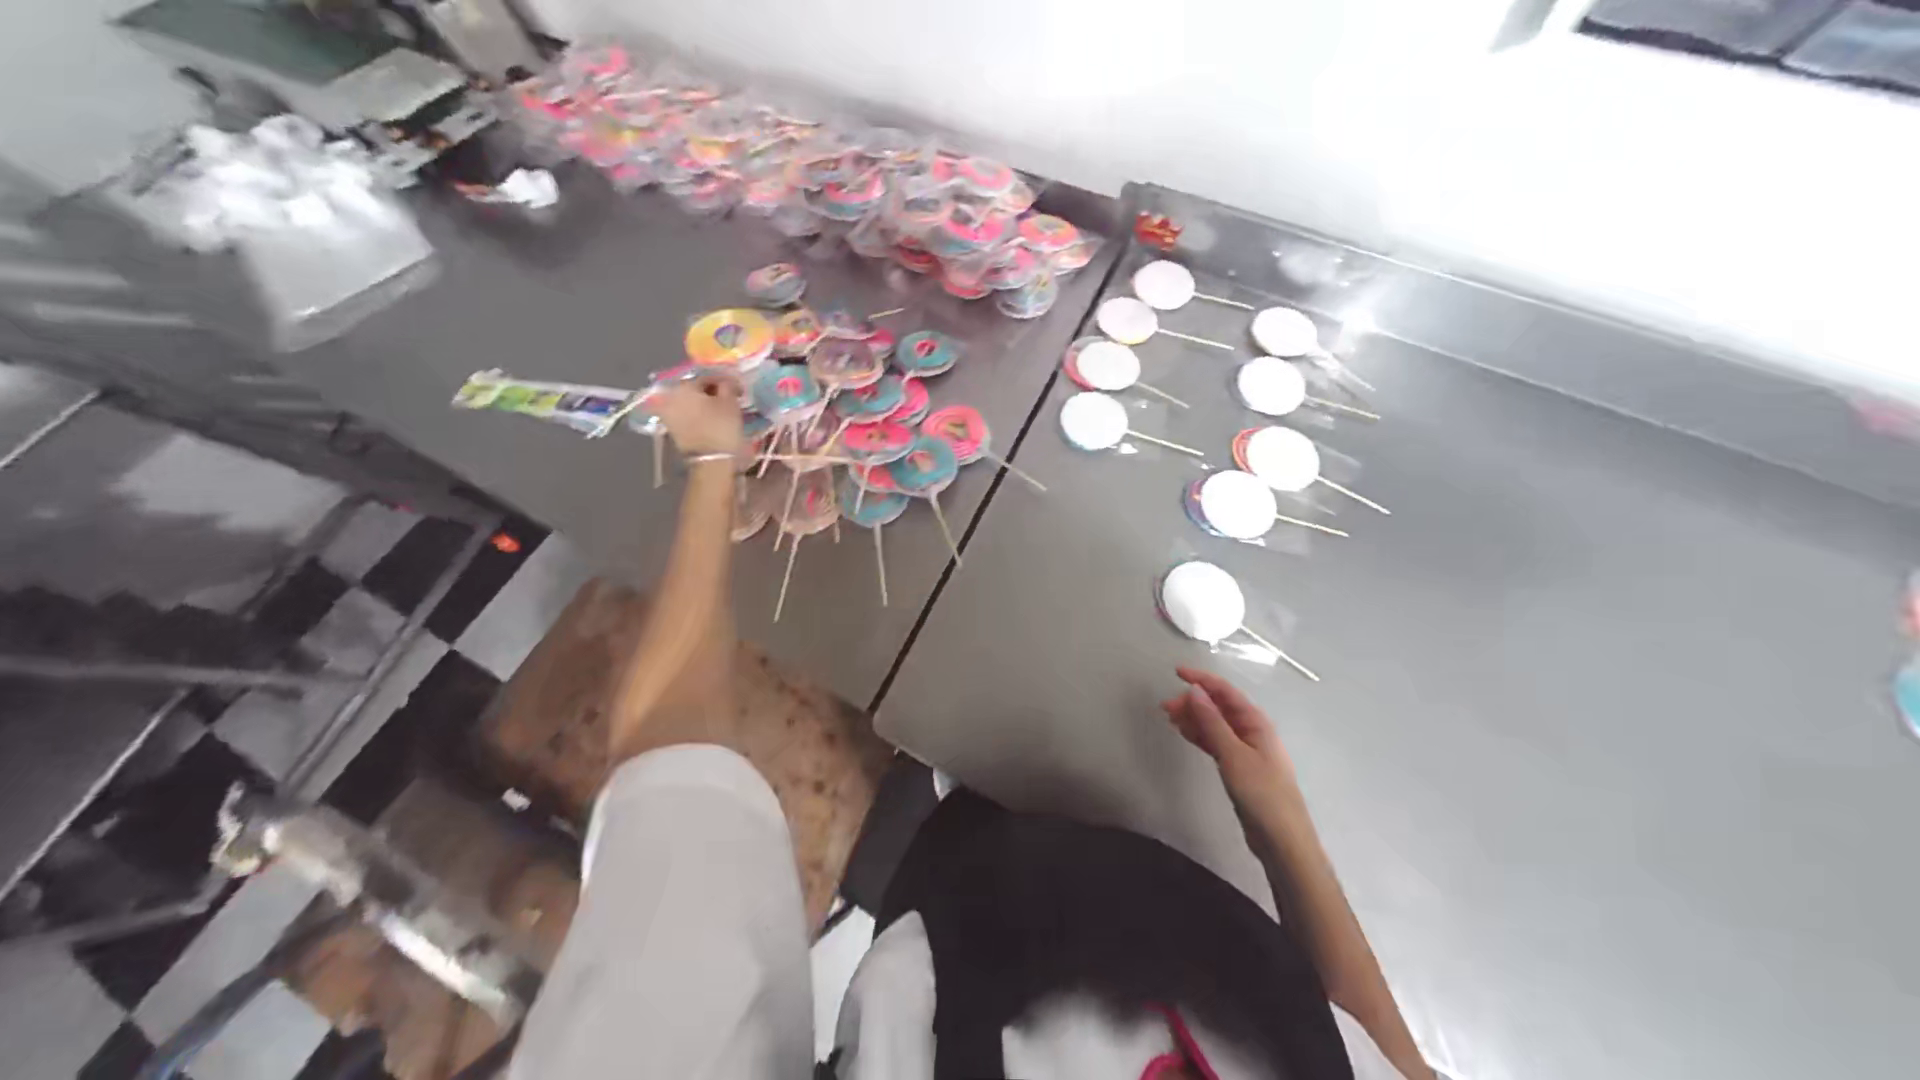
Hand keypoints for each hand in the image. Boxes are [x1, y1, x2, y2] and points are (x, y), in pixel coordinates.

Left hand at [650, 376, 744, 456]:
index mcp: (683, 386)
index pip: (706, 376)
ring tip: (722, 408)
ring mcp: (669, 415)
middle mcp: (671, 397)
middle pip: (695, 389)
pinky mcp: (673, 430)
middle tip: (729, 397)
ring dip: (705, 403)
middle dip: (712, 391)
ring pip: (690, 402)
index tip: (738, 387)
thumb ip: (727, 385)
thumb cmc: (722, 427)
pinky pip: (687, 415)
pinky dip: (699, 414)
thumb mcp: (730, 402)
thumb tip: (726, 381)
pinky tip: (712, 418)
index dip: (724, 380)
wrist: (711, 461)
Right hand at [1161, 666, 1299, 809]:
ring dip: (1193, 718)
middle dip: (1193, 701)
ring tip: (1169, 717)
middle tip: (1165, 707)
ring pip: (1215, 724)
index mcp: (1256, 723)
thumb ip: (1212, 722)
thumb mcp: (1233, 755)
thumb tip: (1194, 691)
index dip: (1202, 679)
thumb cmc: (1261, 793)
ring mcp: (1245, 750)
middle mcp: (1251, 731)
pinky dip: (1200, 735)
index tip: (1176, 672)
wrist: (1281, 839)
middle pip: (1219, 707)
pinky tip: (1184, 732)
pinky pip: (1215, 741)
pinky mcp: (1238, 767)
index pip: (1226, 692)